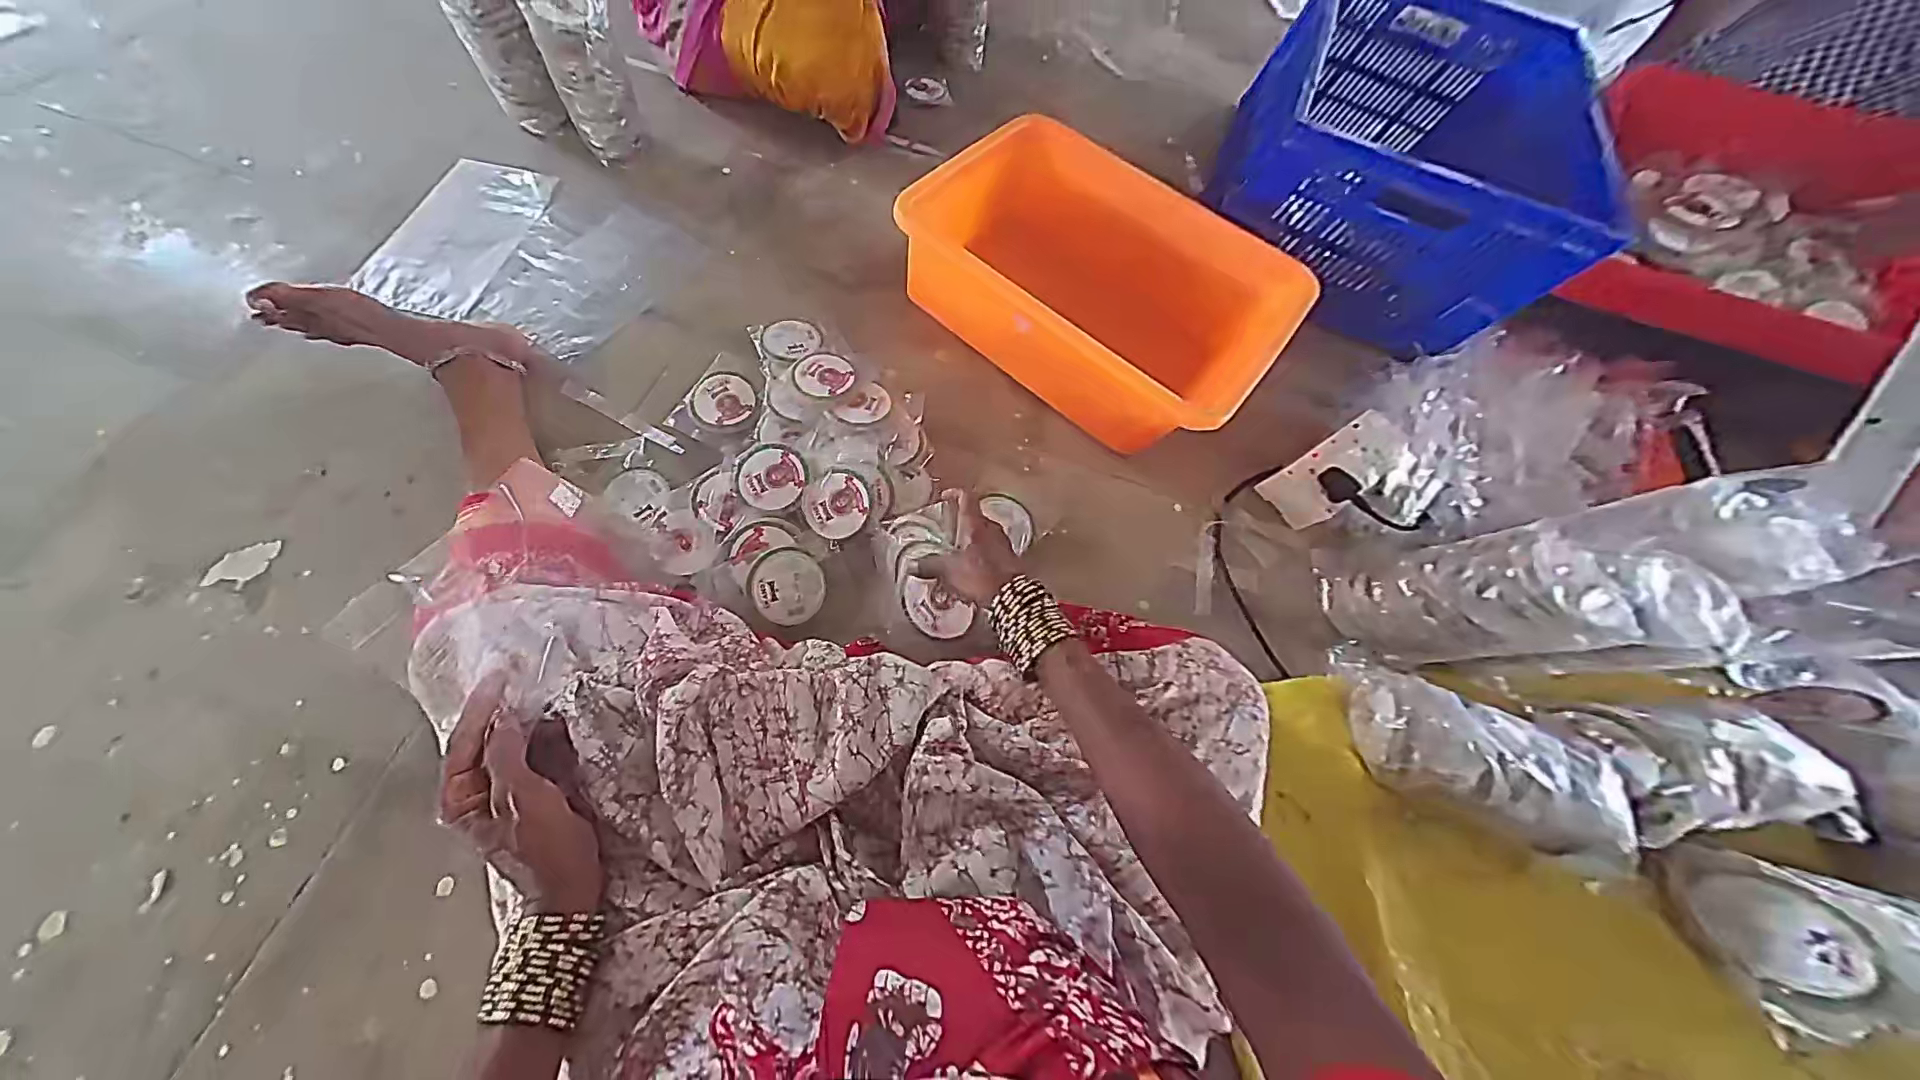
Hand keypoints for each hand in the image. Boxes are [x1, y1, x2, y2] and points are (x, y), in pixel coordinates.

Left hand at [440, 672, 603, 912]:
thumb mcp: (525, 802)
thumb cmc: (546, 850)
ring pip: (510, 744)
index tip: (503, 675)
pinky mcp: (533, 790)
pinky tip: (557, 720)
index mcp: (461, 798)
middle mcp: (477, 791)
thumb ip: (509, 758)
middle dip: (501, 708)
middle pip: (484, 739)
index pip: (466, 741)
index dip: (483, 707)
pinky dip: (544, 734)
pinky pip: (533, 753)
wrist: (572, 888)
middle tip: (520, 674)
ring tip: (540, 692)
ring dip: (525, 719)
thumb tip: (503, 717)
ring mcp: (506, 790)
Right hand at [915, 490, 1024, 605]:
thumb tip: (913, 565)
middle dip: (961, 522)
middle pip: (976, 517)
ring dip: (971, 539)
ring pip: (985, 534)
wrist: (1010, 596)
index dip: (955, 493)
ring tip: (957, 551)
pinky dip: (980, 555)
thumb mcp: (948, 570)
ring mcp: (1004, 544)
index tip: (946, 496)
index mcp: (976, 525)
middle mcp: (992, 530)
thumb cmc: (981, 576)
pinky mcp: (1010, 560)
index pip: (968, 498)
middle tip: (948, 528)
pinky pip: (992, 551)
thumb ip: (929, 565)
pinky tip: (971, 568)